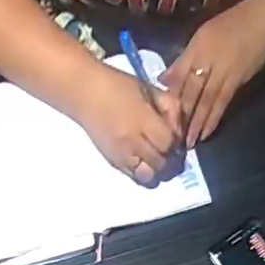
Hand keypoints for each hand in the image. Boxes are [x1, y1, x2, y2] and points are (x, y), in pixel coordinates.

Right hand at [67, 64, 183, 185]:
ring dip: (157, 170)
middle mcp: (132, 141)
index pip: (168, 142)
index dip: (175, 142)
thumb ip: (170, 109)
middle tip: (168, 150)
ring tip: (156, 159)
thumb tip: (179, 133)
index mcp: (143, 119)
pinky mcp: (114, 163)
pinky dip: (144, 173)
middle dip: (169, 158)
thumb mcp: (150, 90)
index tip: (174, 138)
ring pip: (149, 176)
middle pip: (161, 162)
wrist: (86, 94)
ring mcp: (122, 155)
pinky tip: (144, 162)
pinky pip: (135, 178)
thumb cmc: (120, 86)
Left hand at [166, 0, 264, 146]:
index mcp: (196, 47)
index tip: (161, 116)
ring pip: (205, 100)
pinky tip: (205, 134)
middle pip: (191, 91)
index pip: (179, 75)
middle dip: (181, 115)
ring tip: (189, 142)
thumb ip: (183, 61)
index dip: (170, 97)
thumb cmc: (229, 28)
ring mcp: (222, 71)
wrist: (262, 23)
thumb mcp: (201, 37)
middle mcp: (207, 59)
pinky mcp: (236, 82)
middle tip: (173, 136)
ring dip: (196, 123)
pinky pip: (221, 103)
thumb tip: (162, 80)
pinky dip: (213, 120)